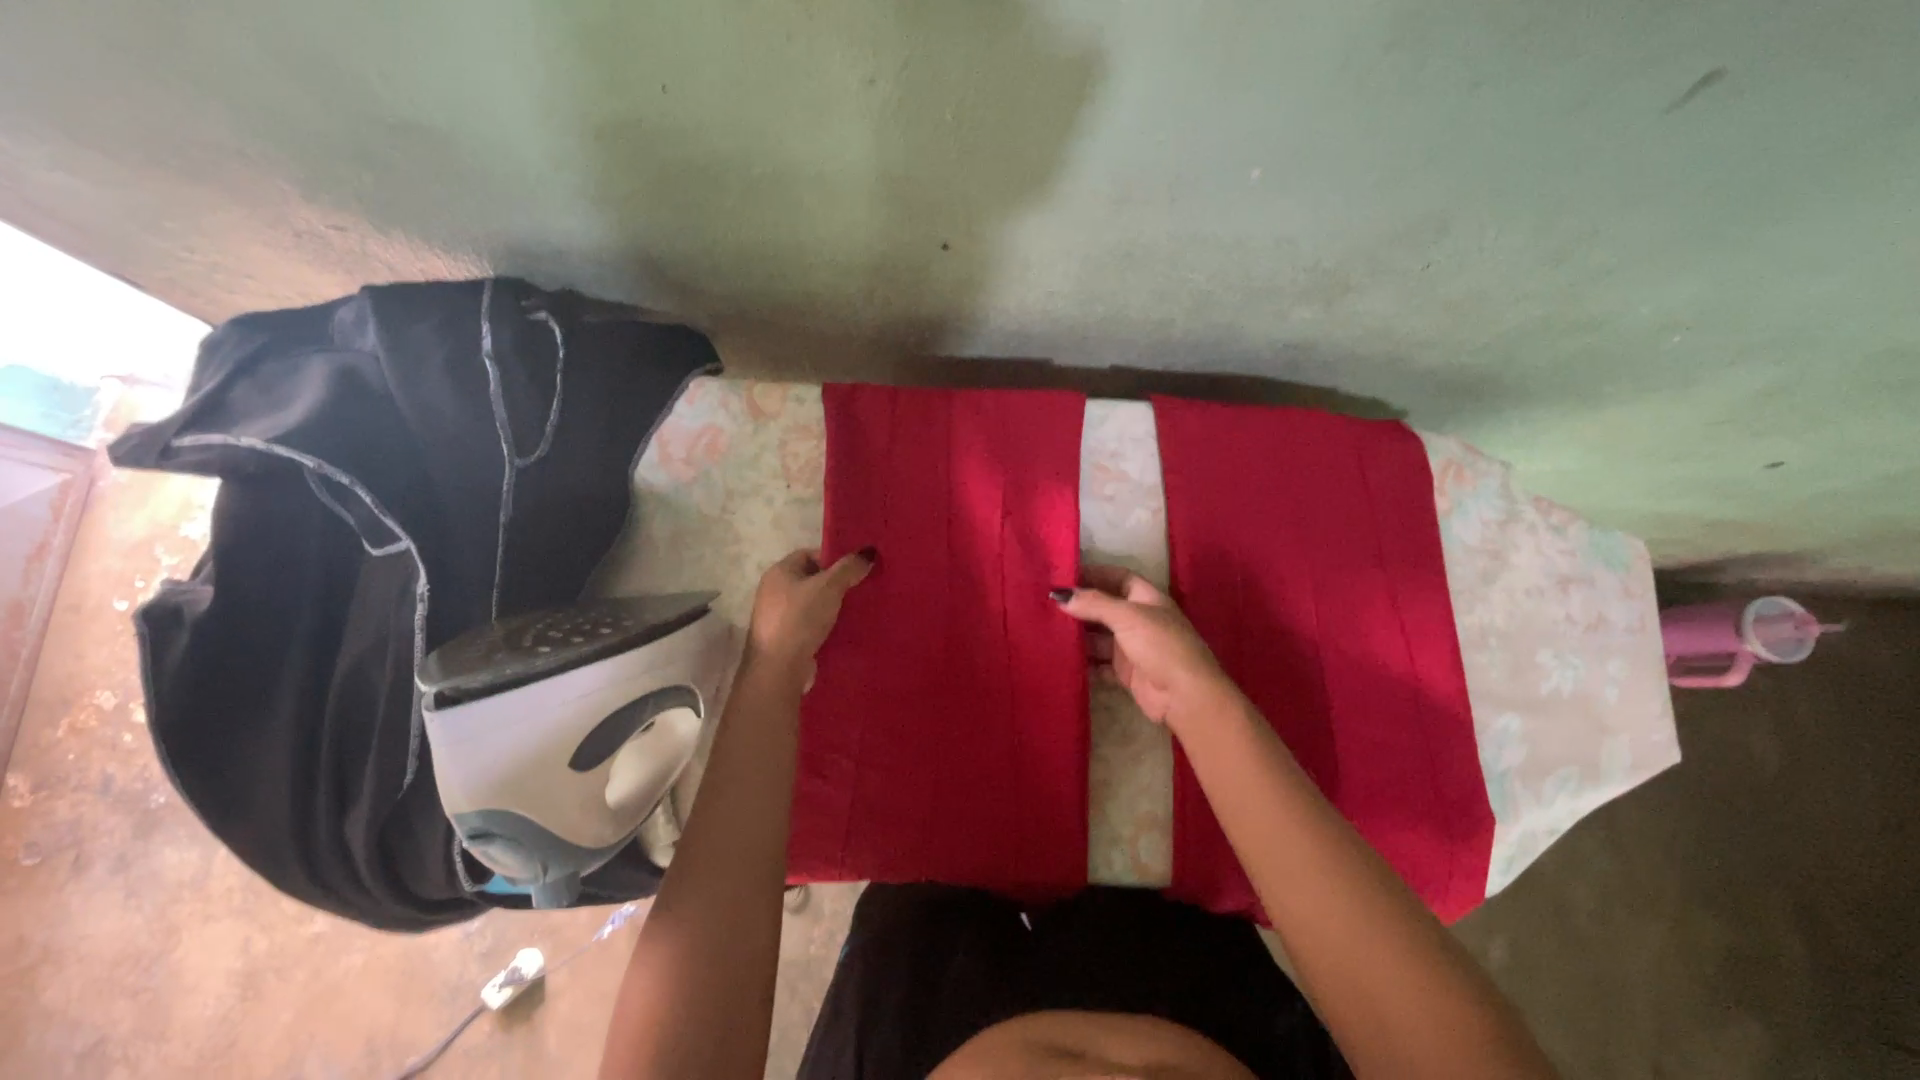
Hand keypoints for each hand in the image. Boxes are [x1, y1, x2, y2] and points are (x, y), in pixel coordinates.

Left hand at [745, 547, 875, 686]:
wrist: (779, 667)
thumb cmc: (801, 619)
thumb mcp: (829, 587)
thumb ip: (848, 568)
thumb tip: (868, 552)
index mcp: (779, 572)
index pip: (808, 554)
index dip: (832, 559)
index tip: (854, 569)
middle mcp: (773, 591)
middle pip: (810, 579)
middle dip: (834, 584)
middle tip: (858, 589)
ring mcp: (776, 616)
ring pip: (811, 604)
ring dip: (830, 607)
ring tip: (854, 611)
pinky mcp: (784, 639)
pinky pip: (808, 625)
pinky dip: (824, 626)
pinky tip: (841, 631)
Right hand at [1054, 565, 1236, 731]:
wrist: (1185, 695)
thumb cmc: (1160, 645)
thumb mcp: (1127, 617)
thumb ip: (1094, 604)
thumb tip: (1059, 594)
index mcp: (1147, 599)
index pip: (1118, 578)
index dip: (1094, 574)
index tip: (1064, 575)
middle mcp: (1140, 620)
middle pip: (1105, 608)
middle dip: (1080, 606)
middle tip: (1047, 604)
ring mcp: (1132, 648)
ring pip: (1099, 637)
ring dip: (1078, 636)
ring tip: (1048, 631)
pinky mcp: (1126, 673)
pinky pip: (1099, 664)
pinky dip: (1083, 662)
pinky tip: (1062, 659)